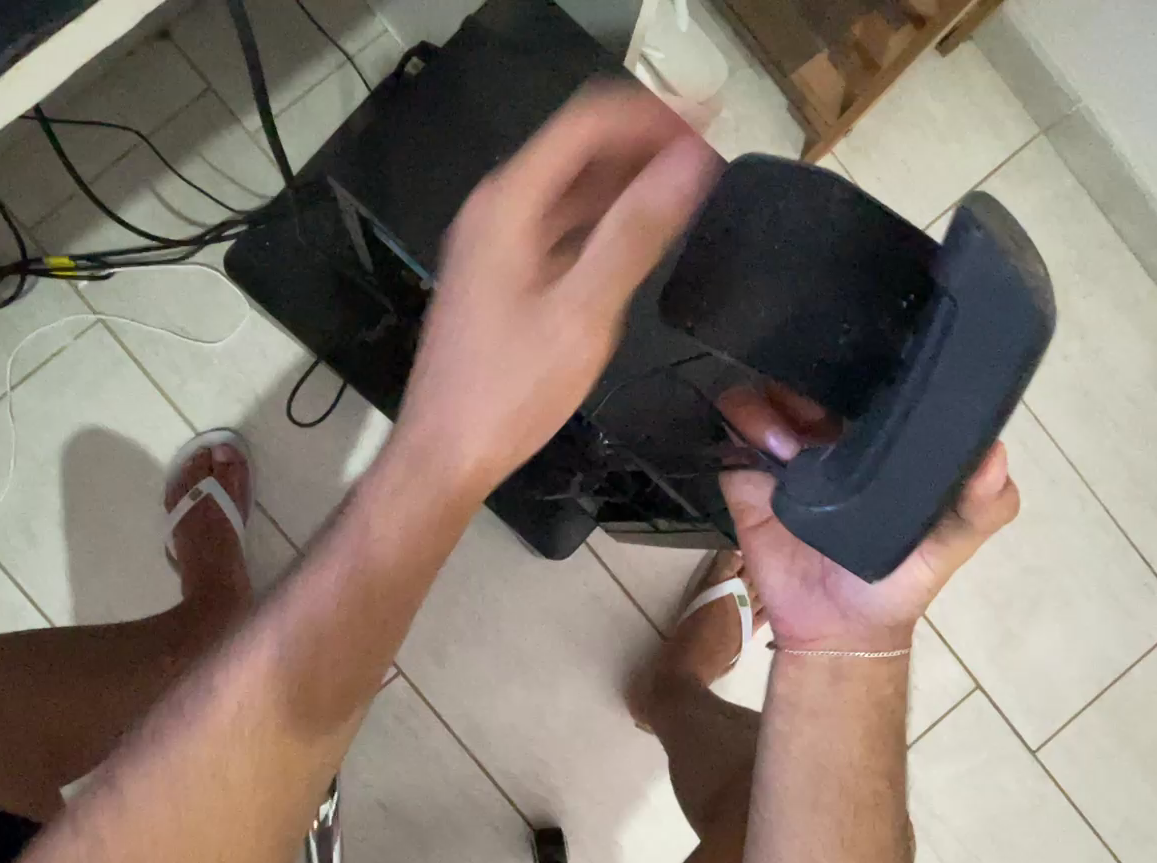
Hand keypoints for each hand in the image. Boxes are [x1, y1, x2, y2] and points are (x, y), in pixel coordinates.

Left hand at [394, 83, 719, 494]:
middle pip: (575, 153)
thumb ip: (635, 233)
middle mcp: (495, 212)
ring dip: (622, 186)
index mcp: (508, 204)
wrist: (446, 453)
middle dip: (641, 148)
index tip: (710, 129)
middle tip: (706, 163)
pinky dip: (596, 225)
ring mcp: (492, 247)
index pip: (586, 123)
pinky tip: (633, 242)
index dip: (652, 116)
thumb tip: (691, 161)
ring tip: (684, 196)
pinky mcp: (497, 280)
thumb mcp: (582, 314)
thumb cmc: (510, 391)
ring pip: (566, 193)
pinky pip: (555, 231)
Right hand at [717, 382, 1019, 651]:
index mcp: (870, 442)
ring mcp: (779, 460)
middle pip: (800, 384)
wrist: (836, 628)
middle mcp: (822, 442)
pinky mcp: (745, 483)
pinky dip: (735, 431)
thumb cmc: (898, 580)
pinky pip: (729, 442)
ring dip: (763, 408)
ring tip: (785, 446)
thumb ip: (984, 504)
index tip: (853, 364)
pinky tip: (758, 450)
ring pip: (758, 402)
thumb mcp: (954, 541)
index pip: (856, 385)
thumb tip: (993, 453)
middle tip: (809, 413)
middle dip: (797, 382)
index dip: (852, 365)